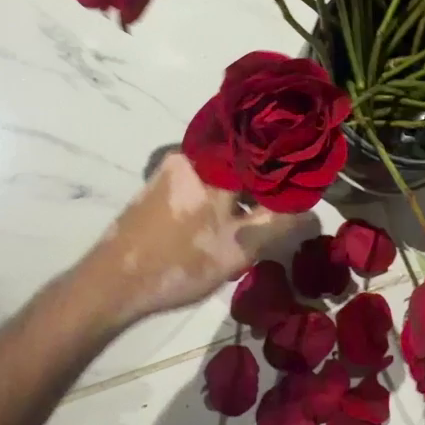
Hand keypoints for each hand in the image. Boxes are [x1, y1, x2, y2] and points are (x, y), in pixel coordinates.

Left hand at [74, 152, 308, 326]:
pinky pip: (201, 181)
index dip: (286, 149)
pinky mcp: (158, 189)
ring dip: (241, 187)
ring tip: (265, 208)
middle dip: (264, 171)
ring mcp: (170, 171)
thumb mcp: (239, 248)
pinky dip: (220, 195)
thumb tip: (313, 209)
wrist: (110, 285)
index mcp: (211, 159)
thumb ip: (280, 223)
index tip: (308, 160)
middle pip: (240, 153)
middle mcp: (189, 155)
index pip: (259, 139)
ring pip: (220, 170)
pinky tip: (230, 218)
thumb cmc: (179, 260)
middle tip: (289, 190)